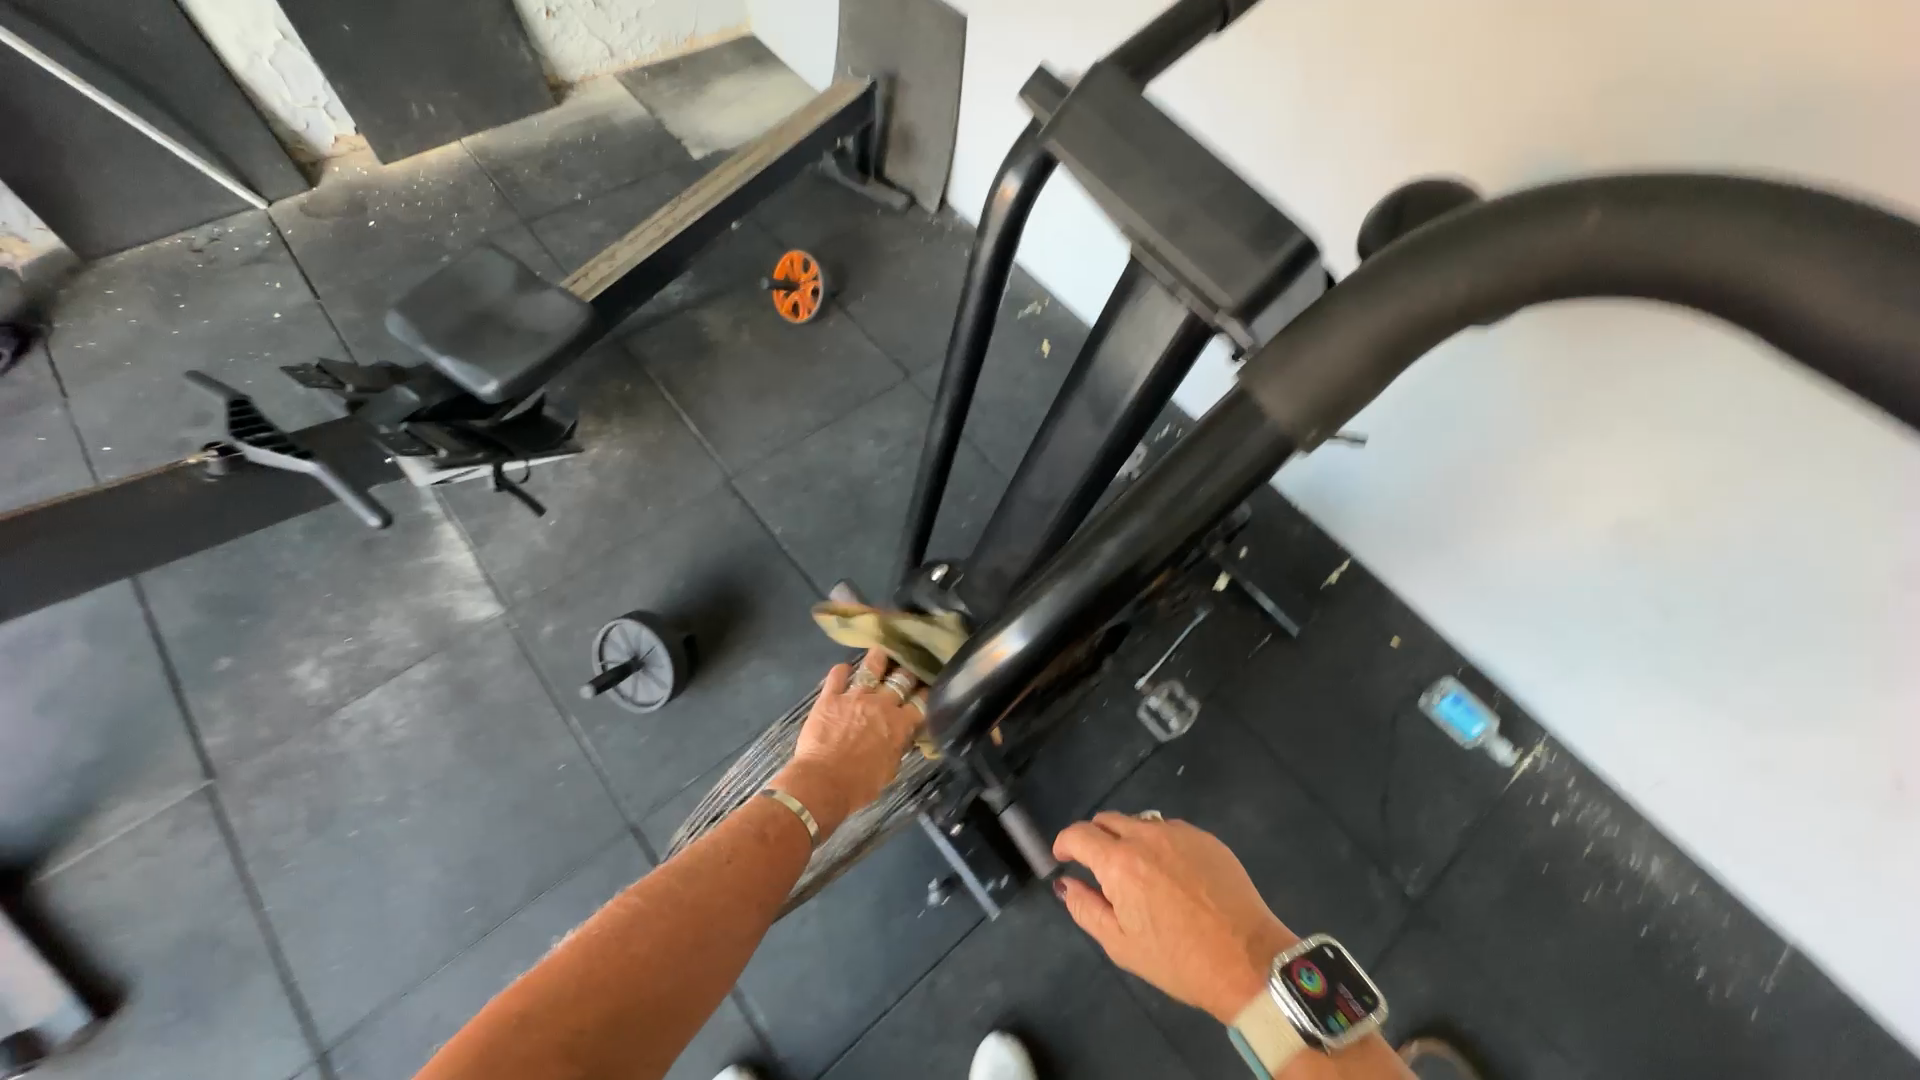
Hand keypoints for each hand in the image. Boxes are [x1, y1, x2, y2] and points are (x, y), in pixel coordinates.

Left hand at [771, 648, 921, 839]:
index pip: (921, 701)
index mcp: (900, 724)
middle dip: (907, 672)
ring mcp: (855, 697)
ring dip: (879, 659)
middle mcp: (881, 704)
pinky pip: (837, 675)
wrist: (823, 783)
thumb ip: (898, 748)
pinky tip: (844, 668)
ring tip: (881, 651)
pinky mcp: (830, 697)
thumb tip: (903, 738)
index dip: (926, 692)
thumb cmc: (860, 785)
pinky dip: (842, 670)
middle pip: (901, 679)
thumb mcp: (890, 770)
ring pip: (871, 667)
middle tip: (907, 667)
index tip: (927, 687)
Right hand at [1053, 812, 1297, 1023]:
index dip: (1064, 843)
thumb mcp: (1121, 944)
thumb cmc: (1178, 960)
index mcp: (1119, 862)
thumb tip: (1066, 884)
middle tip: (1100, 869)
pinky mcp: (1207, 838)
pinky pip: (1171, 831)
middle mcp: (1146, 836)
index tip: (1064, 858)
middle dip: (1095, 838)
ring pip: (1140, 823)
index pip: (1079, 834)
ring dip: (1128, 840)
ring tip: (1141, 875)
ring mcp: (1180, 833)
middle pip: (1107, 820)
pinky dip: (1160, 845)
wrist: (1248, 961)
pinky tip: (1174, 877)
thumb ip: (1085, 908)